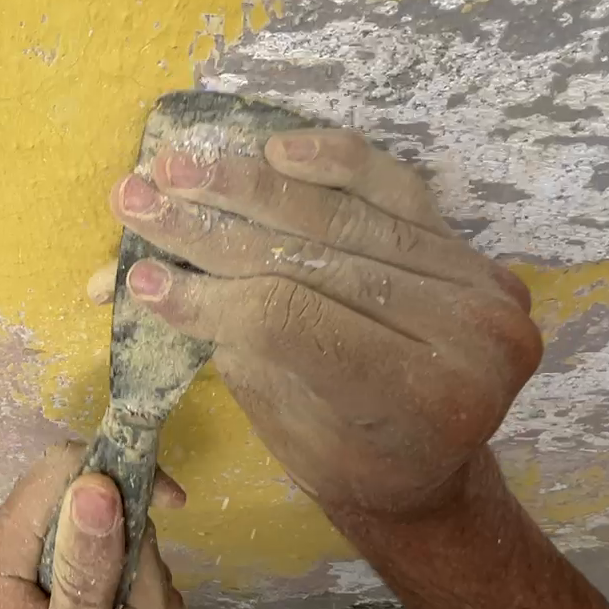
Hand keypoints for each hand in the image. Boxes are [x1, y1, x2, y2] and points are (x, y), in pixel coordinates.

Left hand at [0, 443, 186, 608]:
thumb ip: (83, 573)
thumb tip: (96, 486)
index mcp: (3, 547)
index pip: (62, 467)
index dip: (118, 472)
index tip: (171, 503)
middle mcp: (22, 546)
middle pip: (103, 506)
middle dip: (136, 565)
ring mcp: (49, 567)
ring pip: (125, 543)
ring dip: (142, 599)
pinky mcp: (74, 588)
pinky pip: (130, 574)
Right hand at [109, 128, 540, 516]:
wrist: (428, 461)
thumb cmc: (341, 457)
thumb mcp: (278, 419)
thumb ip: (226, 337)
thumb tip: (139, 278)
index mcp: (414, 401)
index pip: (286, 319)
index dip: (205, 294)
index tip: (139, 278)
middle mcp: (462, 334)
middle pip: (306, 256)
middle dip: (206, 226)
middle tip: (136, 199)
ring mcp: (472, 281)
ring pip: (338, 212)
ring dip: (243, 184)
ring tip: (173, 167)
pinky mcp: (462, 245)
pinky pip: (392, 183)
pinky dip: (332, 159)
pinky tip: (274, 148)